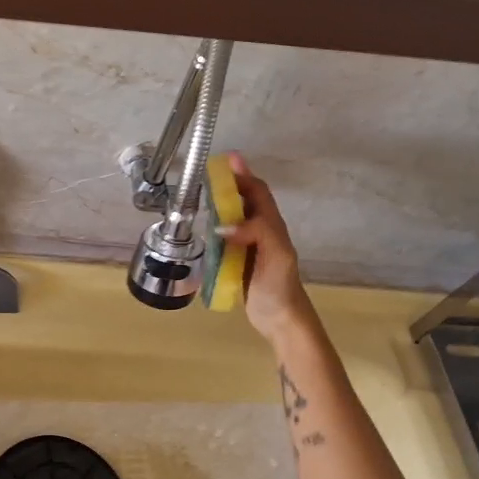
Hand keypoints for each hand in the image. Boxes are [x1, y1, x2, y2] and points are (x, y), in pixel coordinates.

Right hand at [215, 153, 306, 334]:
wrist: (280, 319)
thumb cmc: (280, 285)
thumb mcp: (277, 255)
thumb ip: (256, 233)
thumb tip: (222, 226)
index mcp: (271, 225)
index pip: (257, 192)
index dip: (243, 175)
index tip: (227, 159)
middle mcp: (259, 231)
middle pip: (244, 200)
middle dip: (228, 184)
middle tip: (205, 174)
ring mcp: (247, 246)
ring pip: (232, 218)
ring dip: (218, 204)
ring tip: (198, 195)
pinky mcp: (235, 261)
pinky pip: (223, 238)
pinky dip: (211, 228)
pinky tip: (199, 229)